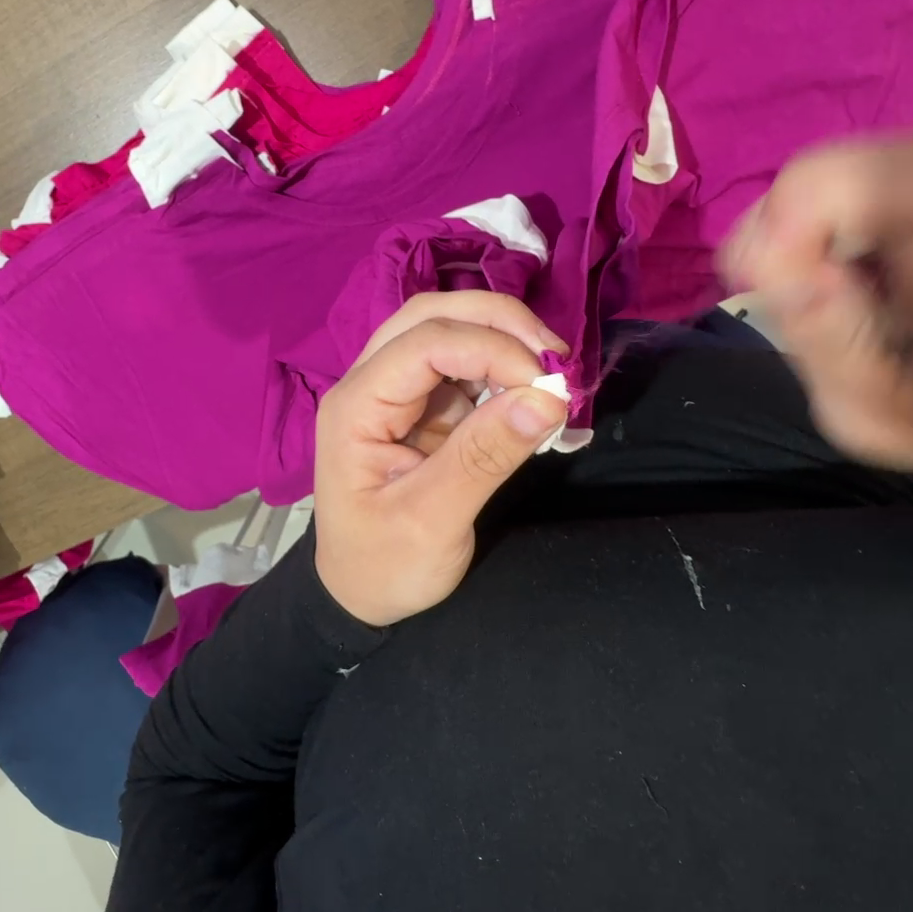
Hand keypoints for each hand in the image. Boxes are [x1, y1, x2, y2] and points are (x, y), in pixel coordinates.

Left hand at [313, 292, 569, 626]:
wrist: (361, 594)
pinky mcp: (420, 409)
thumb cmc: (384, 565)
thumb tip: (546, 398)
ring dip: (502, 339)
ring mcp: (394, 393)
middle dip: (497, 323)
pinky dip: (500, 368)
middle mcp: (369, 385)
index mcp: (356, 406)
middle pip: (430, 317)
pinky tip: (531, 390)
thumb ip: (484, 456)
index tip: (546, 385)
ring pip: (447, 332)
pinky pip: (461, 368)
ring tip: (551, 373)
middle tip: (556, 357)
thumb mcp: (433, 521)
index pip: (424, 342)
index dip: (490, 347)